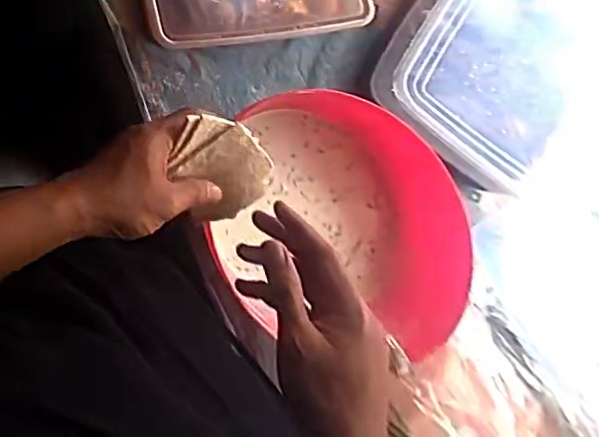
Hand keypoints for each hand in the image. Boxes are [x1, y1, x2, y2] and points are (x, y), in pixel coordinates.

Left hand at [58, 113, 221, 239]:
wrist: (77, 205)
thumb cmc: (123, 200)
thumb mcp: (165, 202)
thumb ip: (194, 192)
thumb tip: (217, 187)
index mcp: (154, 135)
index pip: (189, 116)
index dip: (212, 123)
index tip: (231, 137)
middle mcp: (141, 133)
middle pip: (178, 131)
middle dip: (202, 145)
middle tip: (225, 162)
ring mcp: (129, 145)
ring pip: (165, 145)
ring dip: (185, 158)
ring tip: (208, 176)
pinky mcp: (121, 159)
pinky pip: (152, 156)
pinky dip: (169, 166)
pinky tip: (180, 186)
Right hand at [234, 202, 390, 436]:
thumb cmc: (321, 393)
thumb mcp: (297, 338)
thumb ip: (284, 288)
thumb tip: (272, 243)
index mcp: (349, 308)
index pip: (321, 254)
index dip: (297, 226)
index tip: (274, 204)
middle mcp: (356, 313)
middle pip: (316, 266)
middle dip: (283, 242)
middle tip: (253, 221)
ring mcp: (352, 330)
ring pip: (312, 285)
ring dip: (278, 269)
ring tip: (242, 257)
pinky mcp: (345, 344)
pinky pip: (314, 306)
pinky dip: (285, 294)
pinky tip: (254, 293)